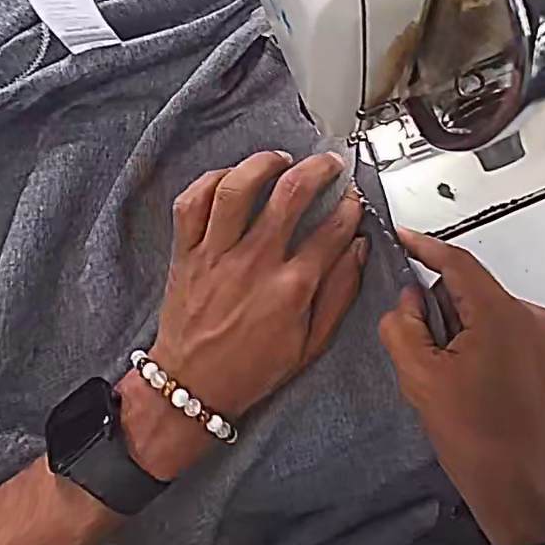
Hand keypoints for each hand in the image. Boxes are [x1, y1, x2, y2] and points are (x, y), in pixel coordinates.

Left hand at [123, 150, 365, 476]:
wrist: (193, 385)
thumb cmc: (250, 369)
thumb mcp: (311, 344)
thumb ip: (339, 294)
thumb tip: (358, 251)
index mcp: (290, 289)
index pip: (330, 231)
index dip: (348, 208)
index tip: (352, 200)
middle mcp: (254, 264)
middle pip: (290, 195)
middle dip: (316, 170)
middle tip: (326, 164)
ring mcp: (217, 255)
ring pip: (238, 189)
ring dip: (263, 164)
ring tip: (280, 159)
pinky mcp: (187, 253)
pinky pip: (192, 204)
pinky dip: (210, 181)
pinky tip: (230, 177)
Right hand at [378, 230, 544, 544]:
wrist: (524, 492)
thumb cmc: (484, 445)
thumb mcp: (420, 379)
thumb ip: (402, 327)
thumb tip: (406, 302)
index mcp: (503, 316)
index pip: (457, 262)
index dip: (424, 246)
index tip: (404, 238)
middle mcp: (530, 319)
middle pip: (469, 289)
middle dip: (437, 308)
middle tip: (418, 344)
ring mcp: (542, 339)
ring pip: (483, 312)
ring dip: (457, 330)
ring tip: (448, 377)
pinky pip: (500, 331)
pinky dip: (476, 343)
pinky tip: (466, 383)